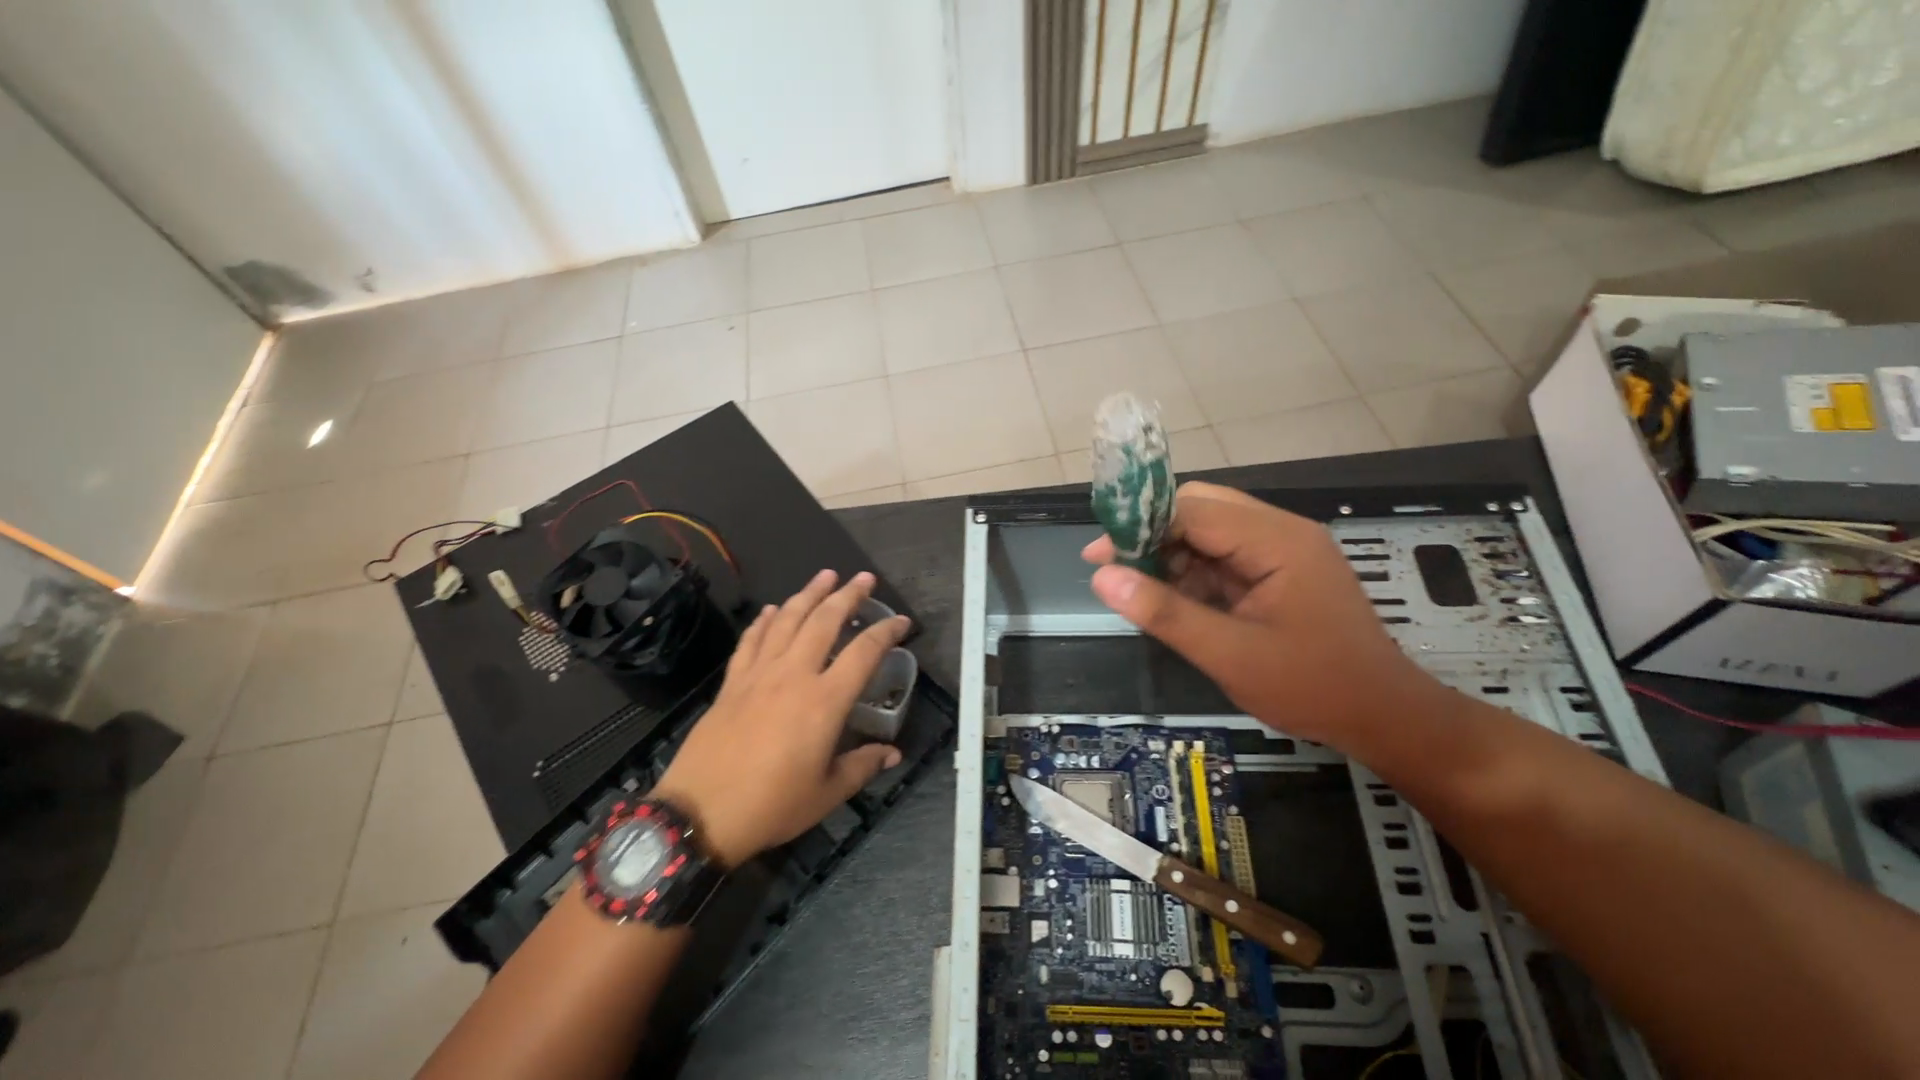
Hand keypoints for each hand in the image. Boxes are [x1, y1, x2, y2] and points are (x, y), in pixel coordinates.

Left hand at [652, 569, 909, 867]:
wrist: (701, 812)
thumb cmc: (772, 806)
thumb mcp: (827, 793)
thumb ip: (862, 767)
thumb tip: (892, 754)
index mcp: (824, 701)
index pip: (864, 653)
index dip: (886, 633)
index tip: (902, 622)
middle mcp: (793, 676)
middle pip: (824, 621)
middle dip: (847, 595)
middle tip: (864, 578)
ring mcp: (758, 676)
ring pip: (786, 621)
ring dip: (807, 594)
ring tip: (825, 576)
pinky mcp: (731, 684)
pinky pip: (751, 641)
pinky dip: (764, 621)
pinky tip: (771, 610)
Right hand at [1082, 482, 1444, 749]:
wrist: (1384, 715)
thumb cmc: (1311, 685)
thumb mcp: (1229, 655)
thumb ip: (1165, 613)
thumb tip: (1102, 577)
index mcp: (1276, 540)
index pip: (1192, 510)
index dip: (1139, 527)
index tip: (1096, 555)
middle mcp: (1281, 532)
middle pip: (1202, 509)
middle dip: (1154, 536)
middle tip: (1117, 572)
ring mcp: (1286, 551)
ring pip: (1212, 532)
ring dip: (1173, 556)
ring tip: (1140, 593)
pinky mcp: (1284, 572)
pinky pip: (1228, 558)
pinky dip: (1197, 575)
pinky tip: (1174, 603)